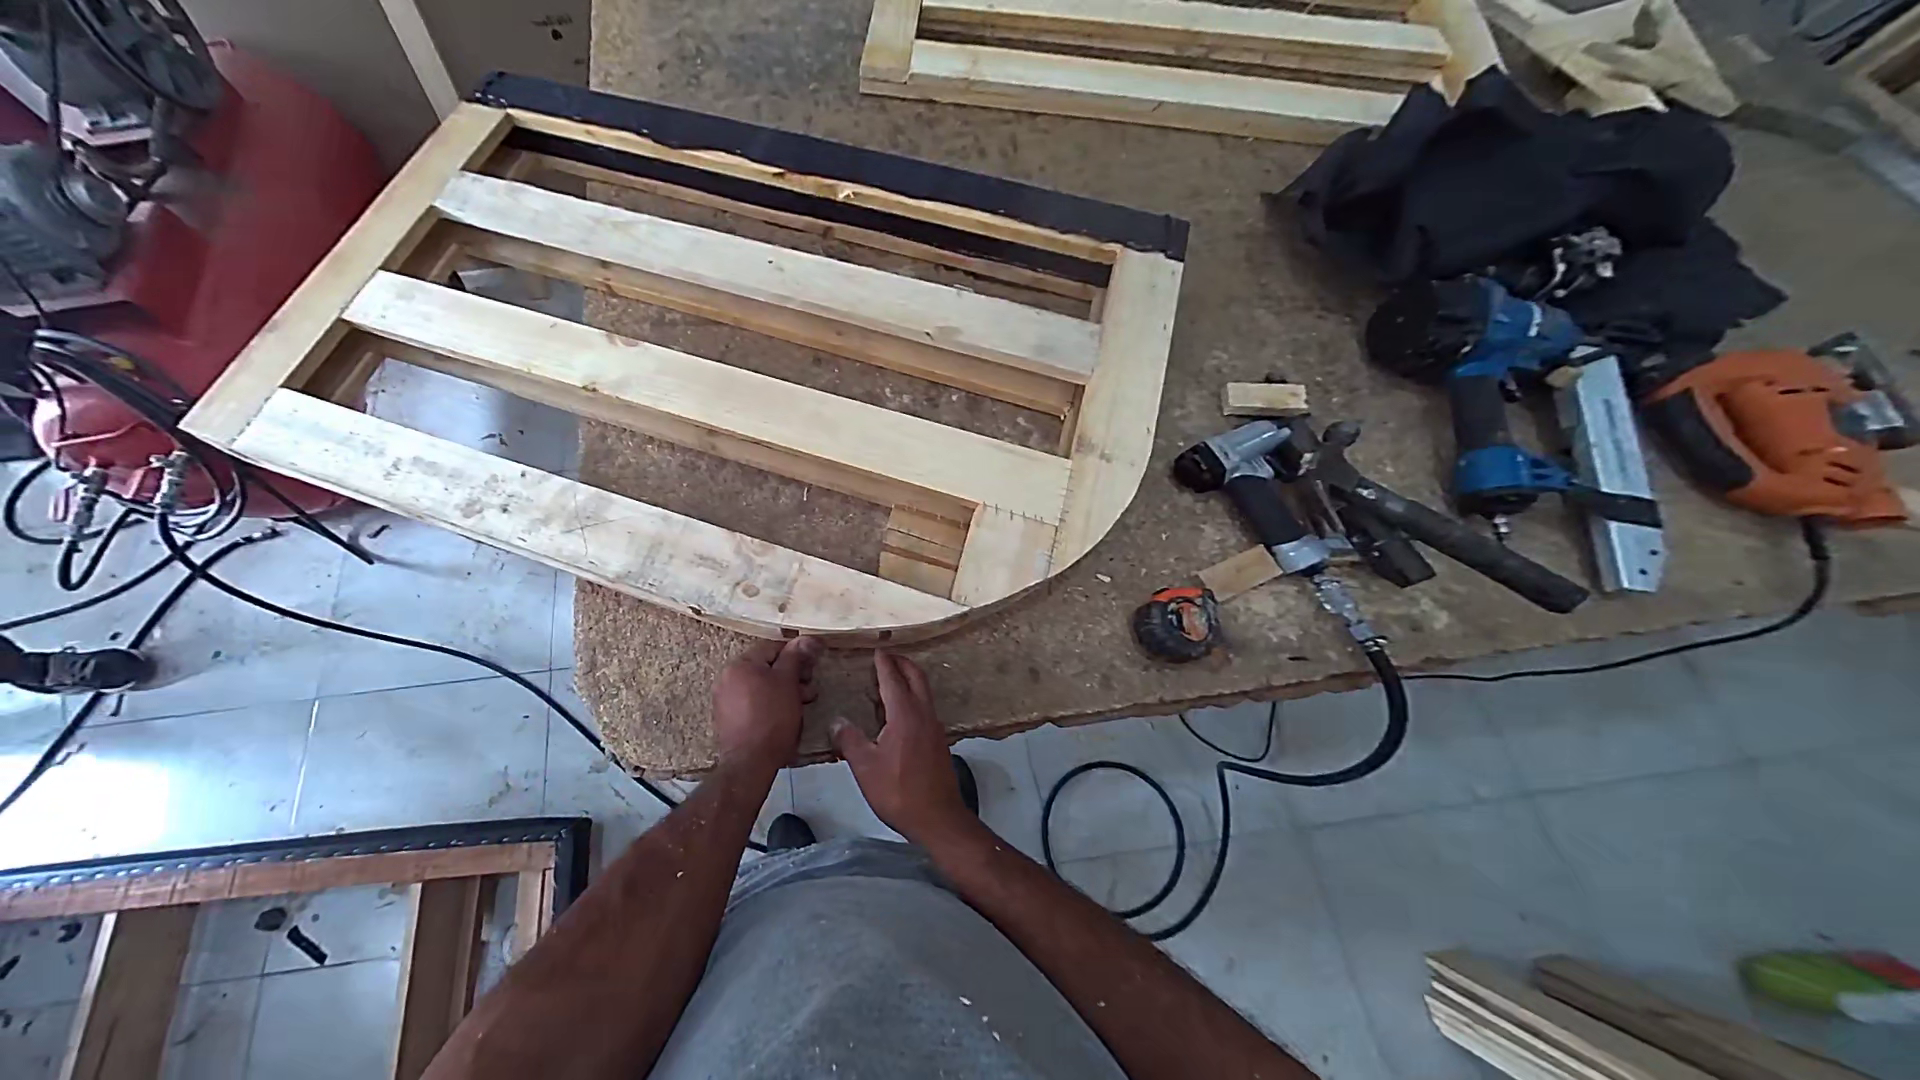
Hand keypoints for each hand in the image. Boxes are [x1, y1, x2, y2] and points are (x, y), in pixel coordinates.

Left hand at [712, 637, 821, 775]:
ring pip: (761, 686)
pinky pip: (753, 703)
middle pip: (766, 667)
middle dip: (792, 676)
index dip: (797, 654)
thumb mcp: (789, 682)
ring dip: (784, 691)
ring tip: (801, 705)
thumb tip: (808, 639)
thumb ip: (796, 657)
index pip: (773, 647)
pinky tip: (784, 716)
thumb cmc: (772, 718)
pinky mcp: (728, 719)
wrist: (751, 762)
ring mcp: (725, 700)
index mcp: (740, 665)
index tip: (813, 666)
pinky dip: (770, 704)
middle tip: (809, 690)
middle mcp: (727, 678)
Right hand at [831, 652, 976, 845]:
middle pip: (916, 678)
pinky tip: (901, 712)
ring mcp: (935, 728)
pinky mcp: (939, 741)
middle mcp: (924, 715)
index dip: (884, 664)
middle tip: (888, 656)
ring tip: (892, 680)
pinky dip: (914, 698)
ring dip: (910, 680)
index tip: (877, 651)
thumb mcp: (865, 767)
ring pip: (924, 692)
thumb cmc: (899, 792)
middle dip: (903, 663)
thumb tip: (837, 721)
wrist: (938, 817)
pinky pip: (926, 708)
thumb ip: (850, 740)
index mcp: (905, 715)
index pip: (893, 680)